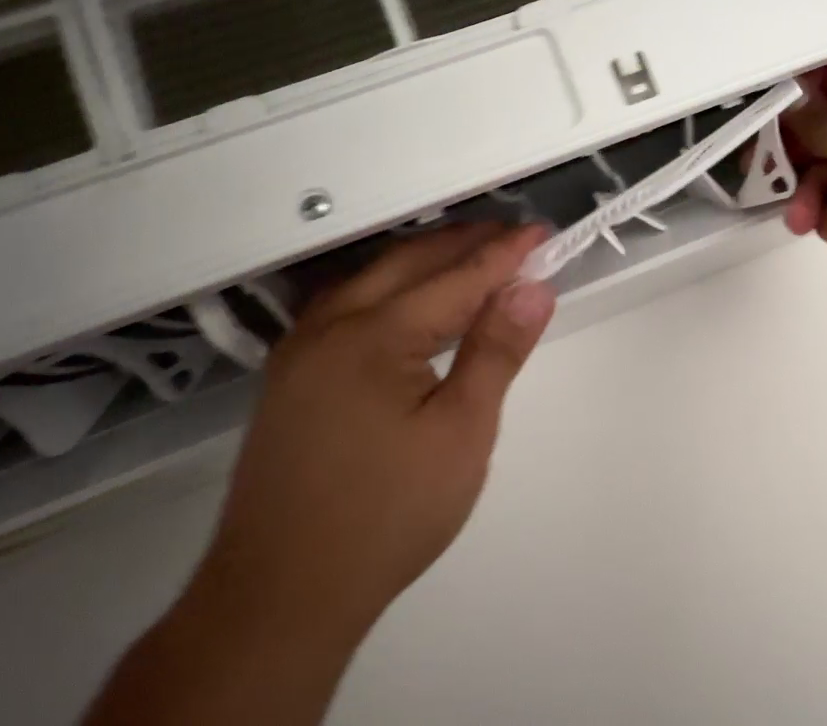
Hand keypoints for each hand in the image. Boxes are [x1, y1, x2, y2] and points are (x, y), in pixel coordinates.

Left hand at [192, 224, 556, 634]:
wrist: (282, 594)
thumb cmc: (387, 514)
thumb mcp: (461, 432)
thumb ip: (496, 351)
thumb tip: (532, 288)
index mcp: (372, 336)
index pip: (456, 277)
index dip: (505, 254)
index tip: (544, 234)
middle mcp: (328, 328)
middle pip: (408, 262)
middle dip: (467, 243)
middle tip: (518, 239)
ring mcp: (300, 353)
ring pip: (372, 280)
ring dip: (427, 261)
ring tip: (476, 259)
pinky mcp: (290, 379)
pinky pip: (349, 307)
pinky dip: (393, 288)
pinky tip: (412, 302)